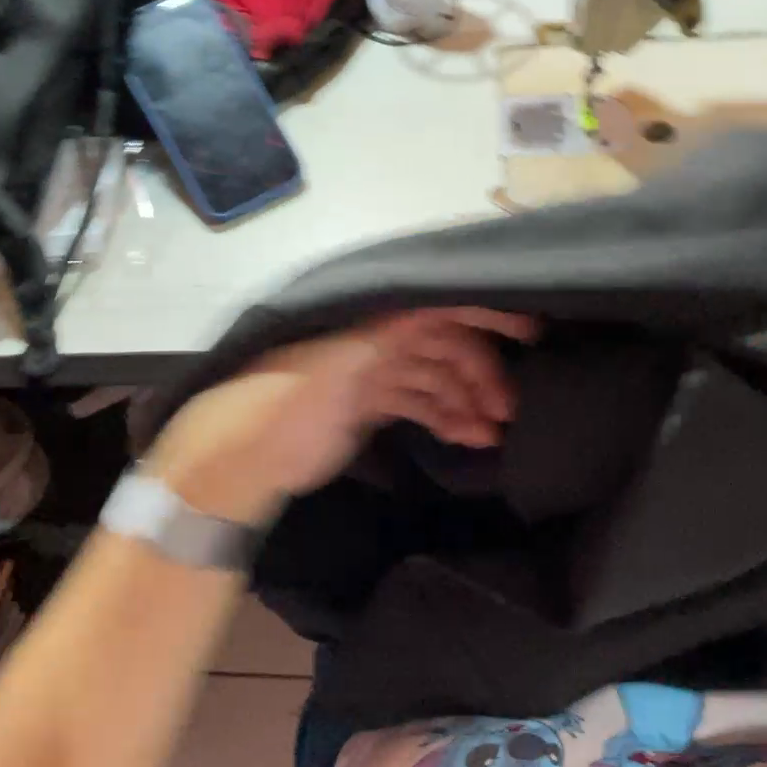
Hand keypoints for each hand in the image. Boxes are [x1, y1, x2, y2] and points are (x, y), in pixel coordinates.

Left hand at [145, 308, 537, 525]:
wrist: (239, 462)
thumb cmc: (278, 410)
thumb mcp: (328, 369)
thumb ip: (381, 337)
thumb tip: (432, 309)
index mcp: (364, 320)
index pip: (434, 304)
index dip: (482, 311)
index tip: (528, 332)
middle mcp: (372, 337)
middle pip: (441, 344)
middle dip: (479, 372)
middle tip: (511, 408)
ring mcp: (370, 372)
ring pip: (434, 377)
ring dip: (466, 401)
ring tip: (495, 435)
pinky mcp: (367, 404)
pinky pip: (418, 403)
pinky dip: (444, 417)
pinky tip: (470, 438)